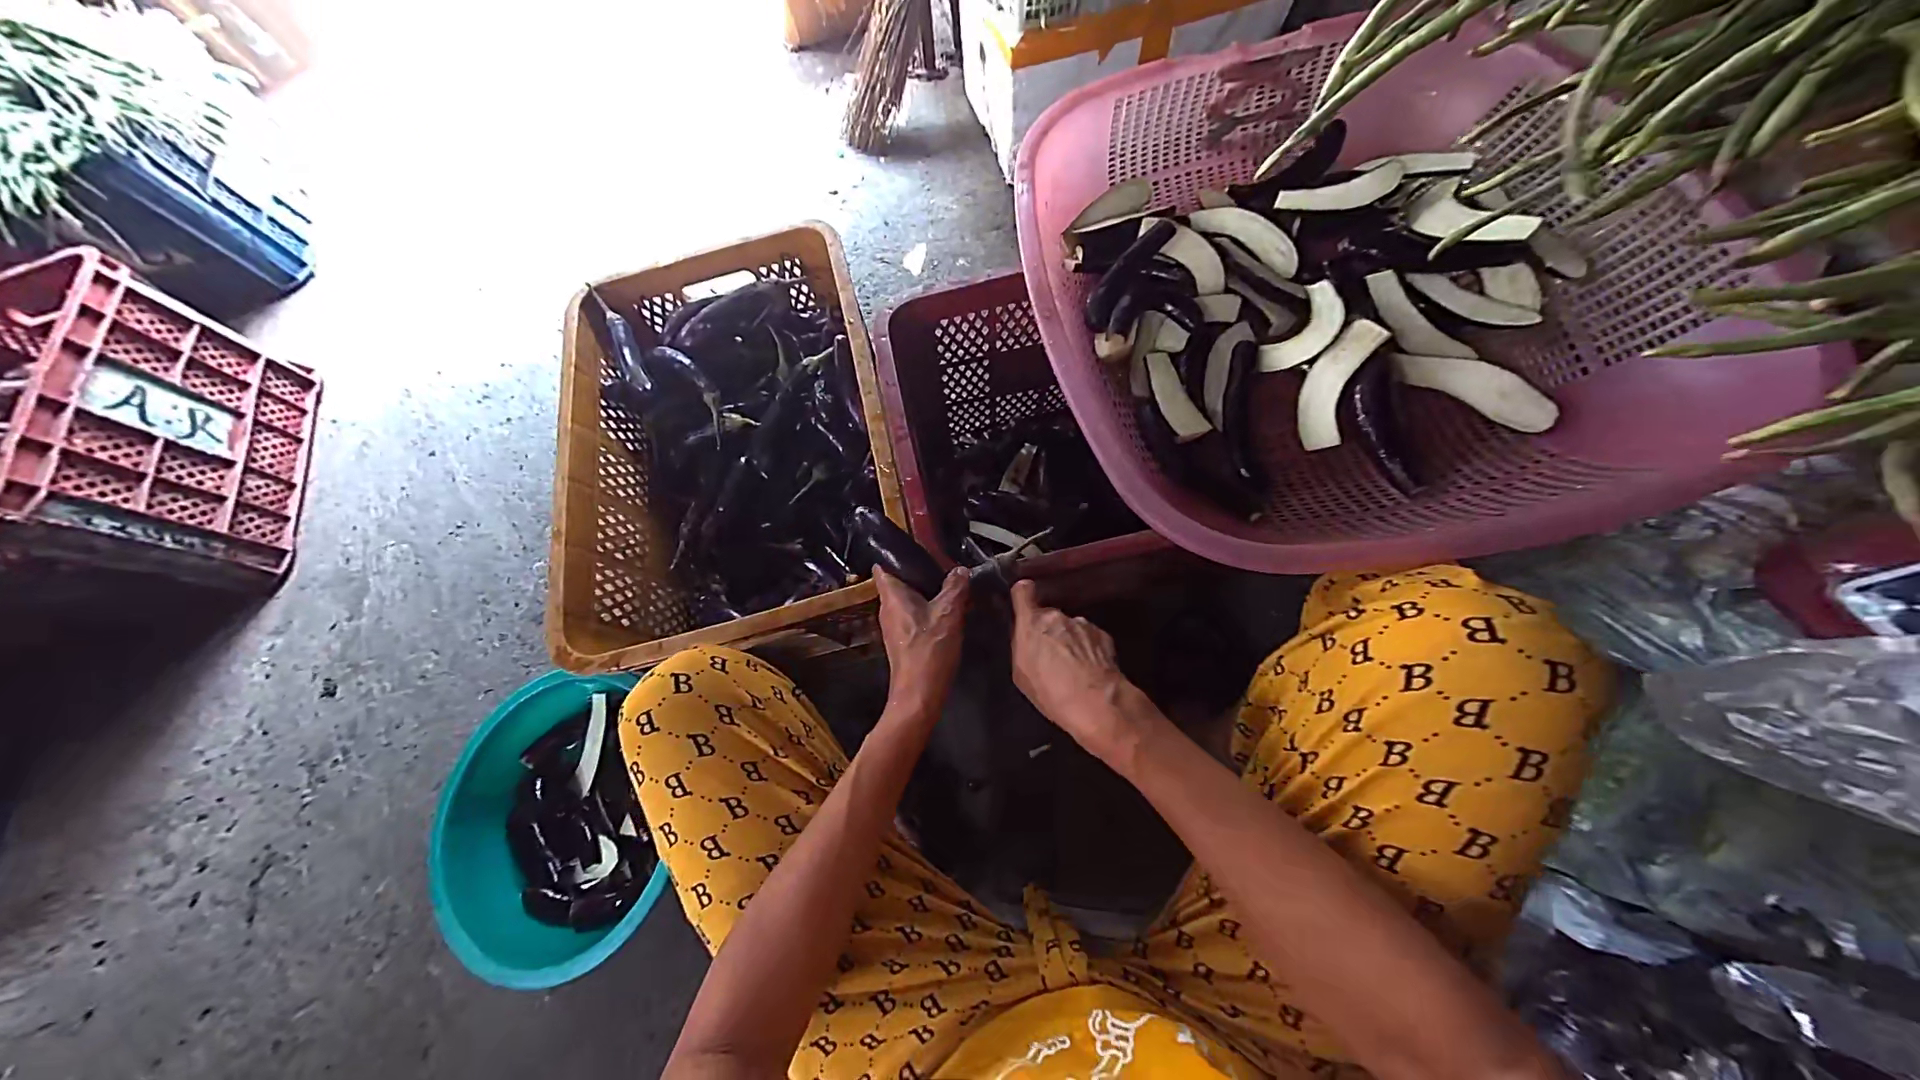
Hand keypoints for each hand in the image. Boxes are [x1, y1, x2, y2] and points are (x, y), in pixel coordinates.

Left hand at [874, 565, 969, 717]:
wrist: (919, 695)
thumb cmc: (929, 651)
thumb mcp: (948, 614)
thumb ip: (955, 588)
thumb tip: (961, 570)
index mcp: (892, 596)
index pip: (883, 565)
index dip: (896, 553)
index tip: (917, 545)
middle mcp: (888, 608)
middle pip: (900, 581)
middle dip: (920, 572)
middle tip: (945, 564)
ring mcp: (894, 626)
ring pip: (909, 599)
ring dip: (928, 592)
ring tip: (951, 585)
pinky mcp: (903, 640)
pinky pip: (915, 615)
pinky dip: (929, 610)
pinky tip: (949, 612)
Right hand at [1009, 580, 1154, 762]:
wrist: (1096, 702)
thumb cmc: (1050, 691)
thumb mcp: (1021, 672)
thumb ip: (1021, 645)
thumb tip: (1027, 637)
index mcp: (1032, 623)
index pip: (1023, 591)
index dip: (1023, 595)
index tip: (1024, 602)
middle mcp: (1057, 617)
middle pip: (1048, 617)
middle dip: (1048, 631)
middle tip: (1050, 656)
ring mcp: (1082, 624)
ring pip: (1070, 628)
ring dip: (1069, 641)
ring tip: (1073, 667)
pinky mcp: (1103, 634)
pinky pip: (1089, 637)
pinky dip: (1087, 648)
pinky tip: (1089, 669)